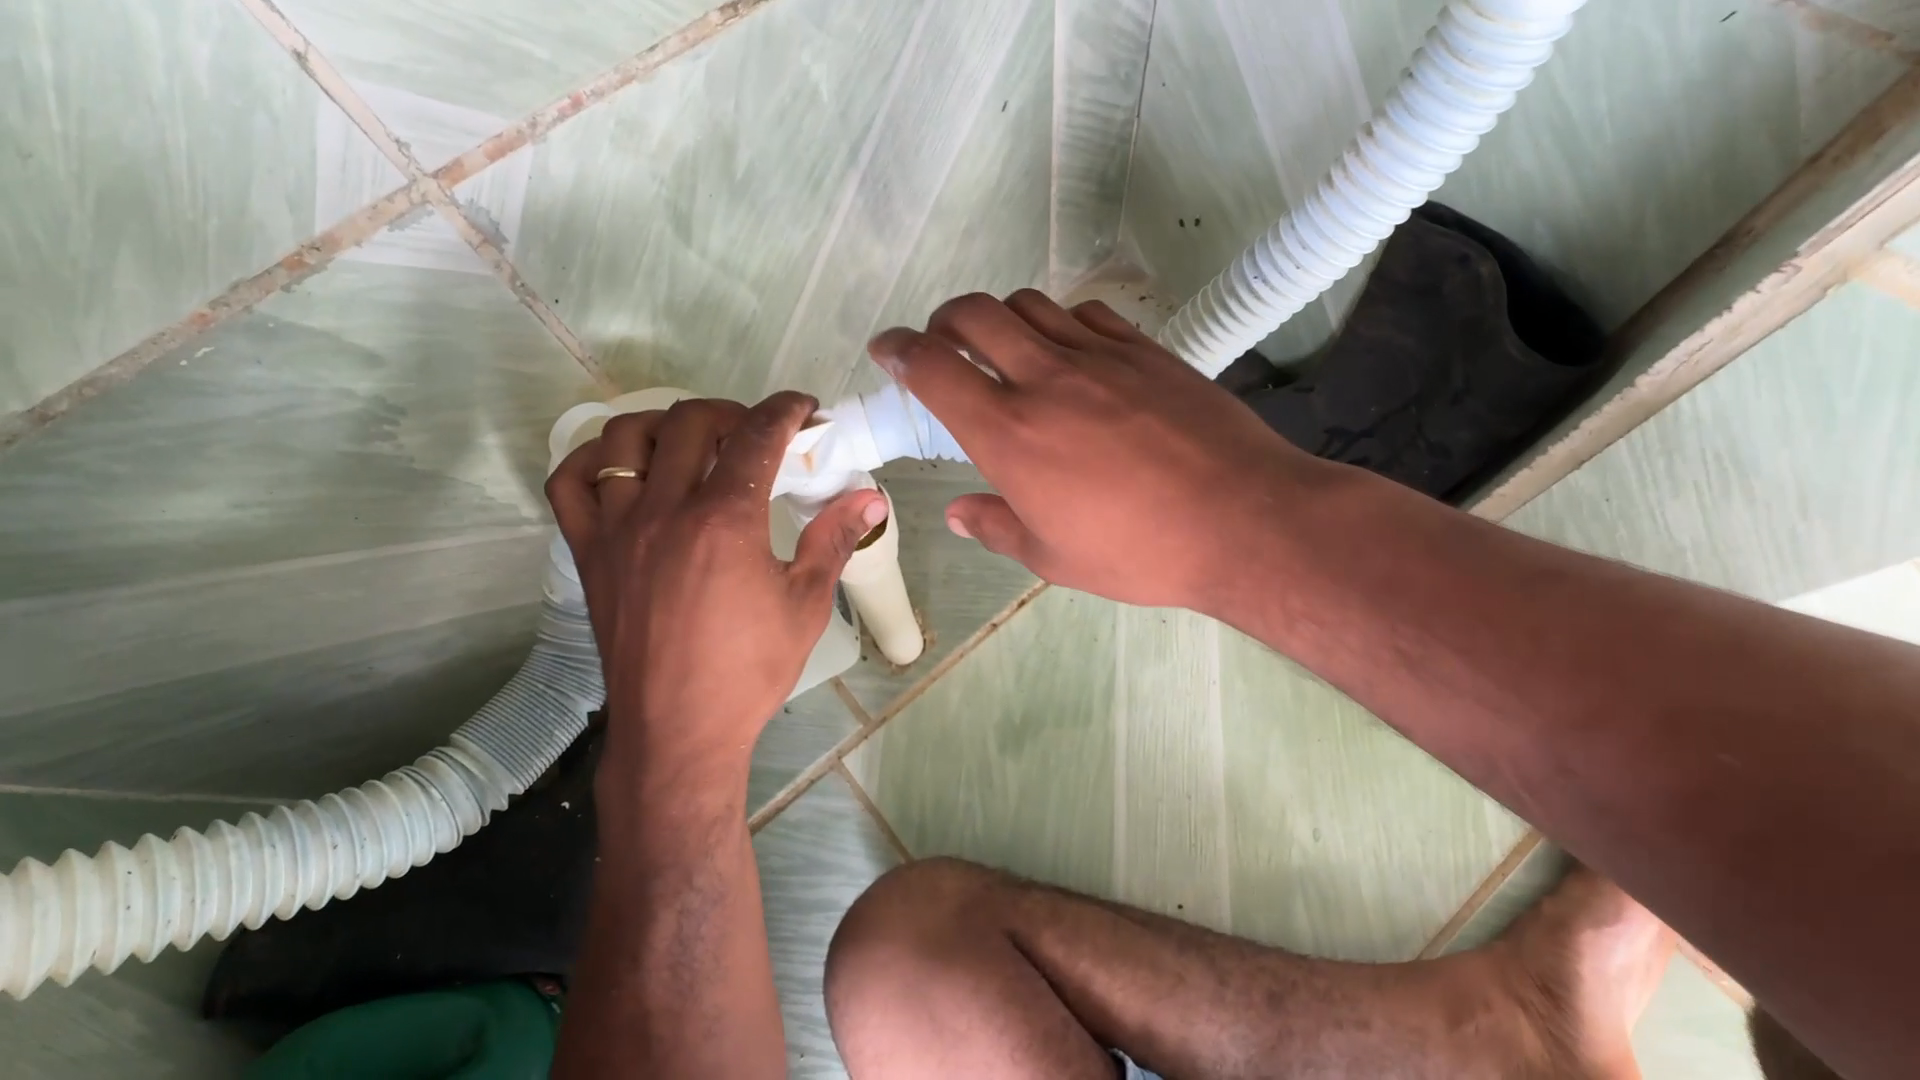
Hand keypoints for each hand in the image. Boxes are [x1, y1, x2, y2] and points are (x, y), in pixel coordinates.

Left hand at [545, 393, 887, 780]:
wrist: (678, 730)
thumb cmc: (749, 671)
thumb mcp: (805, 605)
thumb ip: (833, 539)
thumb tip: (869, 497)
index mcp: (725, 521)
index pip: (756, 436)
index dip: (785, 411)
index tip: (804, 410)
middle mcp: (665, 511)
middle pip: (691, 422)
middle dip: (731, 412)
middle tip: (755, 434)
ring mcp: (618, 529)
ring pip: (625, 438)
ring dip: (664, 424)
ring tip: (691, 442)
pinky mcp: (589, 553)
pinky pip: (570, 483)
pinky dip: (592, 460)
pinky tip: (623, 468)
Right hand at [867, 290, 1332, 617]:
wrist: (1243, 520)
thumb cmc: (1139, 552)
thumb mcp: (1053, 558)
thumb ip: (996, 528)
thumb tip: (958, 514)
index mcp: (1009, 434)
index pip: (932, 369)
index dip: (897, 350)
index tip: (886, 349)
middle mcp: (1045, 379)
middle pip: (974, 314)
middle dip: (943, 321)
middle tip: (942, 344)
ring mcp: (1099, 356)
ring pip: (1029, 304)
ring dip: (1001, 317)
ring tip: (1005, 347)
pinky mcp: (1146, 349)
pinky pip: (1087, 313)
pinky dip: (1061, 322)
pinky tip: (1071, 351)